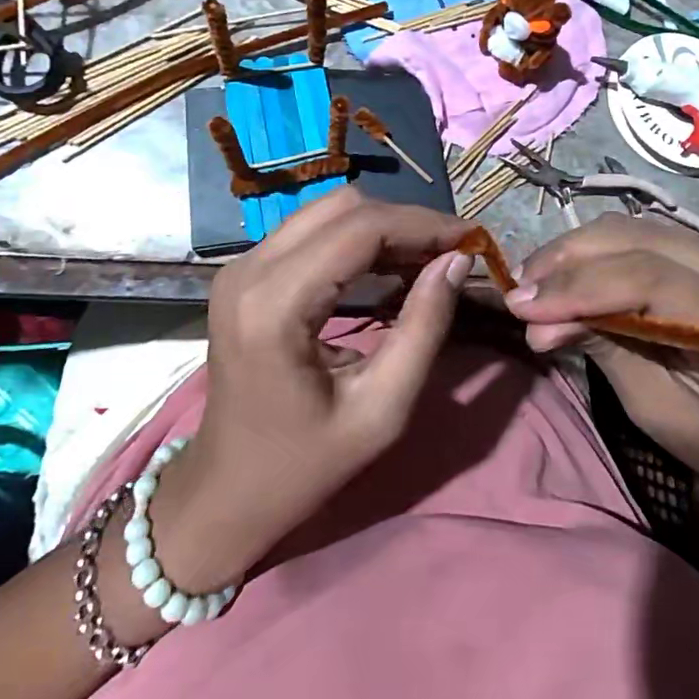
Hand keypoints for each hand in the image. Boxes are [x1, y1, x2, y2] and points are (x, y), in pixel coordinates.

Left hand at [156, 187, 472, 589]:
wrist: (227, 491)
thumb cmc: (305, 464)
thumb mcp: (382, 408)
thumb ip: (424, 328)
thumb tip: (456, 262)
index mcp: (275, 305)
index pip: (361, 229)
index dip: (424, 225)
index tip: (472, 240)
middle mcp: (250, 270)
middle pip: (344, 207)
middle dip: (406, 222)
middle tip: (451, 254)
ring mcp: (241, 268)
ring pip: (329, 212)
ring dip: (385, 228)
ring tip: (429, 260)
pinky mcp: (246, 274)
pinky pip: (312, 232)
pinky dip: (359, 240)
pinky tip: (391, 267)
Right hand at [503, 214, 698, 499]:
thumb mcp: (653, 407)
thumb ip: (603, 348)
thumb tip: (535, 320)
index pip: (655, 280)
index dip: (582, 286)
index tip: (523, 305)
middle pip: (645, 240)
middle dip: (571, 259)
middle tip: (520, 288)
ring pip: (642, 228)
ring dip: (579, 248)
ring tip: (535, 278)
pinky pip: (649, 236)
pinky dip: (600, 249)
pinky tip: (568, 269)